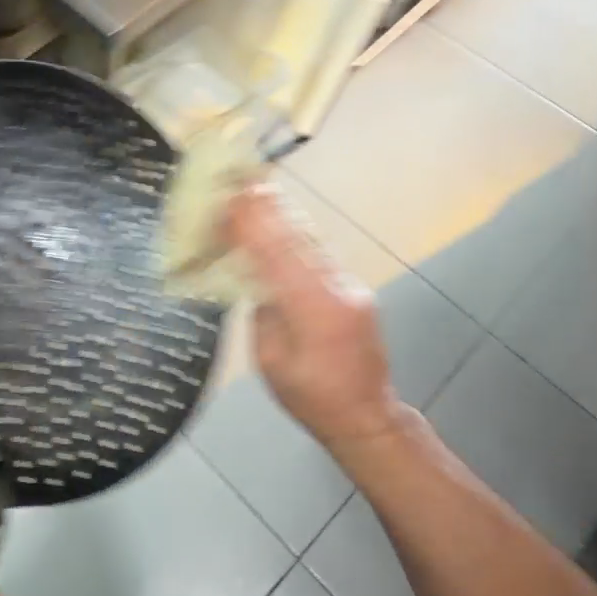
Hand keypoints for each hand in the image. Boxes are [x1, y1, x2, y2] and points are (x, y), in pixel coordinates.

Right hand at [224, 182, 413, 448]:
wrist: (366, 416)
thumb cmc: (310, 398)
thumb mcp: (270, 358)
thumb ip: (263, 309)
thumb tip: (253, 273)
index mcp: (313, 310)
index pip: (276, 253)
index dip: (252, 222)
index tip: (230, 196)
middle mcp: (336, 289)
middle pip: (297, 237)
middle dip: (267, 207)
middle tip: (240, 179)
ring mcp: (350, 286)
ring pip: (312, 239)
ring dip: (283, 213)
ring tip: (257, 189)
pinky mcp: (354, 288)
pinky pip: (320, 253)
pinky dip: (296, 233)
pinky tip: (281, 219)